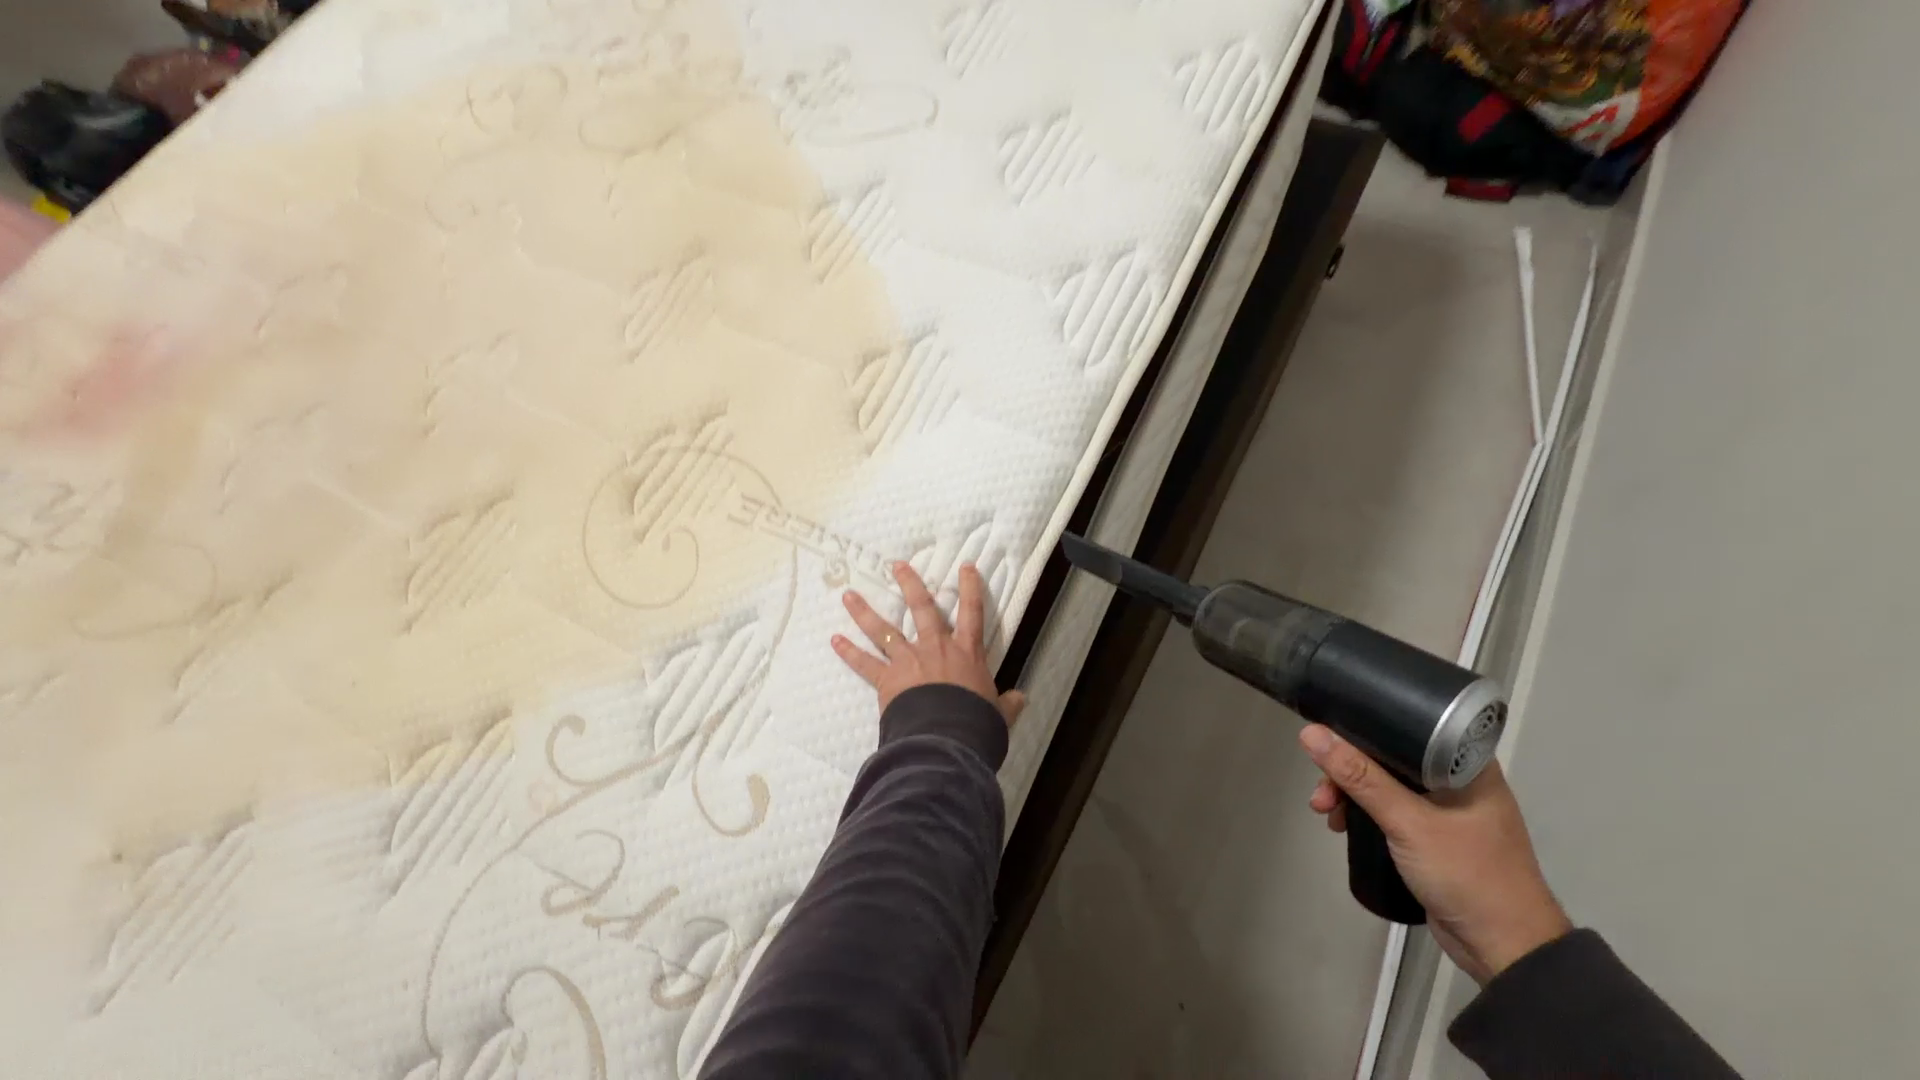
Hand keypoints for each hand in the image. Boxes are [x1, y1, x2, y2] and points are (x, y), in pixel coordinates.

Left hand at [833, 561, 1025, 726]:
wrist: (947, 737)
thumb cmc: (976, 722)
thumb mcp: (999, 713)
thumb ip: (1008, 704)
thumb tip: (1021, 699)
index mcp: (967, 653)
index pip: (972, 613)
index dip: (971, 588)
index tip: (966, 567)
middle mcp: (936, 649)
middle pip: (922, 609)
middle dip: (910, 585)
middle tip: (897, 566)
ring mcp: (909, 661)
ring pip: (884, 631)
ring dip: (865, 612)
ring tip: (848, 595)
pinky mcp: (887, 679)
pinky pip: (865, 663)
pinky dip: (849, 652)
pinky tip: (834, 640)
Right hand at [1301, 725, 1571, 984]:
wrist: (1506, 948)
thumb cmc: (1467, 874)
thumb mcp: (1408, 822)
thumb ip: (1360, 778)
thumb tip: (1311, 733)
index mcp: (1466, 762)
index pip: (1405, 726)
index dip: (1361, 730)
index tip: (1326, 743)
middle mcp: (1458, 778)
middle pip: (1389, 758)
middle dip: (1348, 771)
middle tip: (1321, 795)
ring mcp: (1448, 808)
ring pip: (1386, 785)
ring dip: (1352, 795)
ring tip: (1326, 814)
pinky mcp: (1436, 836)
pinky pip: (1392, 811)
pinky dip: (1366, 815)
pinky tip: (1344, 826)